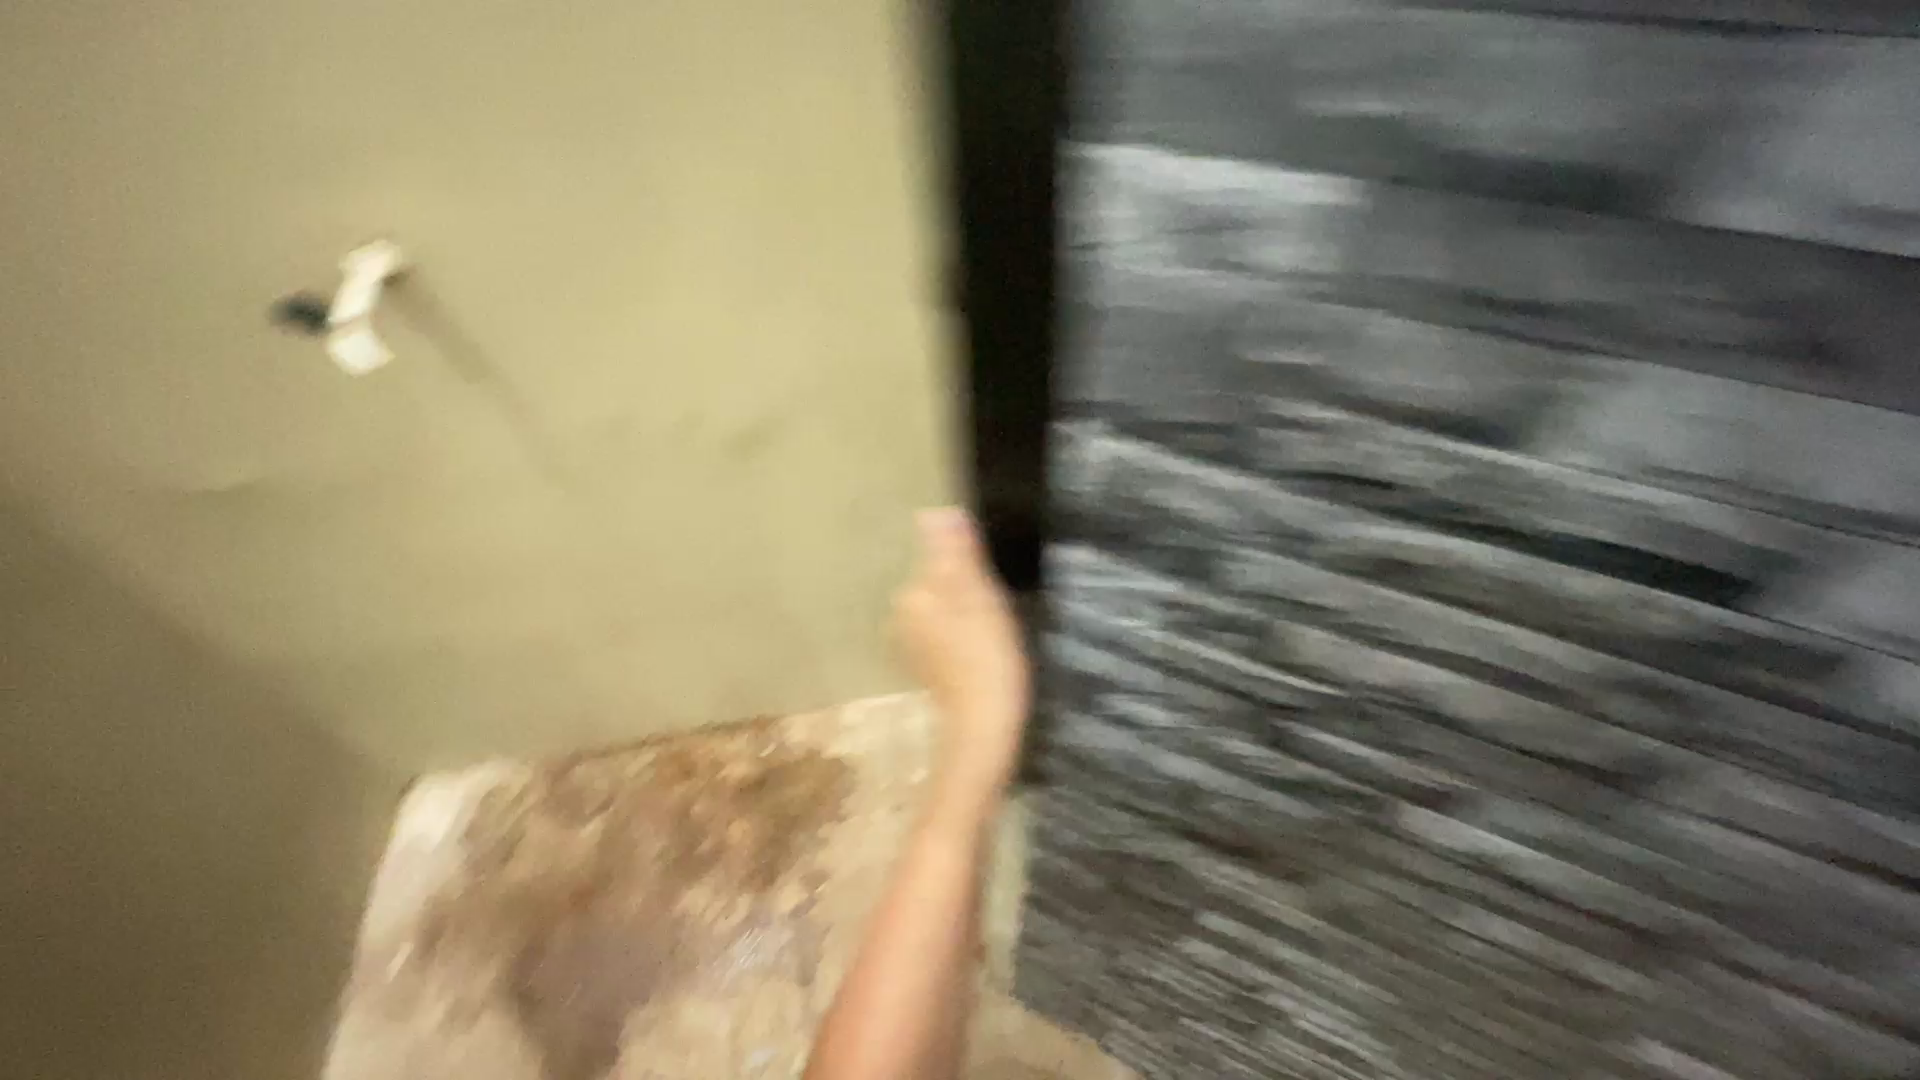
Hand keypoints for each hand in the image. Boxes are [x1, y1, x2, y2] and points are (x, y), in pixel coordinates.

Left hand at [893, 507, 1031, 816]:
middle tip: (997, 621)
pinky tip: (983, 656)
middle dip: (970, 595)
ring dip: (969, 617)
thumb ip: (955, 555)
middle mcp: (902, 616)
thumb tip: (934, 512)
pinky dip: (965, 639)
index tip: (992, 603)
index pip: (944, 562)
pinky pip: (948, 636)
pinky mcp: (925, 666)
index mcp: (913, 594)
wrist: (983, 729)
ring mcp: (912, 644)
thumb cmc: (986, 658)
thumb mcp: (977, 597)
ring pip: (947, 610)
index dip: (975, 577)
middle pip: (943, 585)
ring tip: (993, 639)